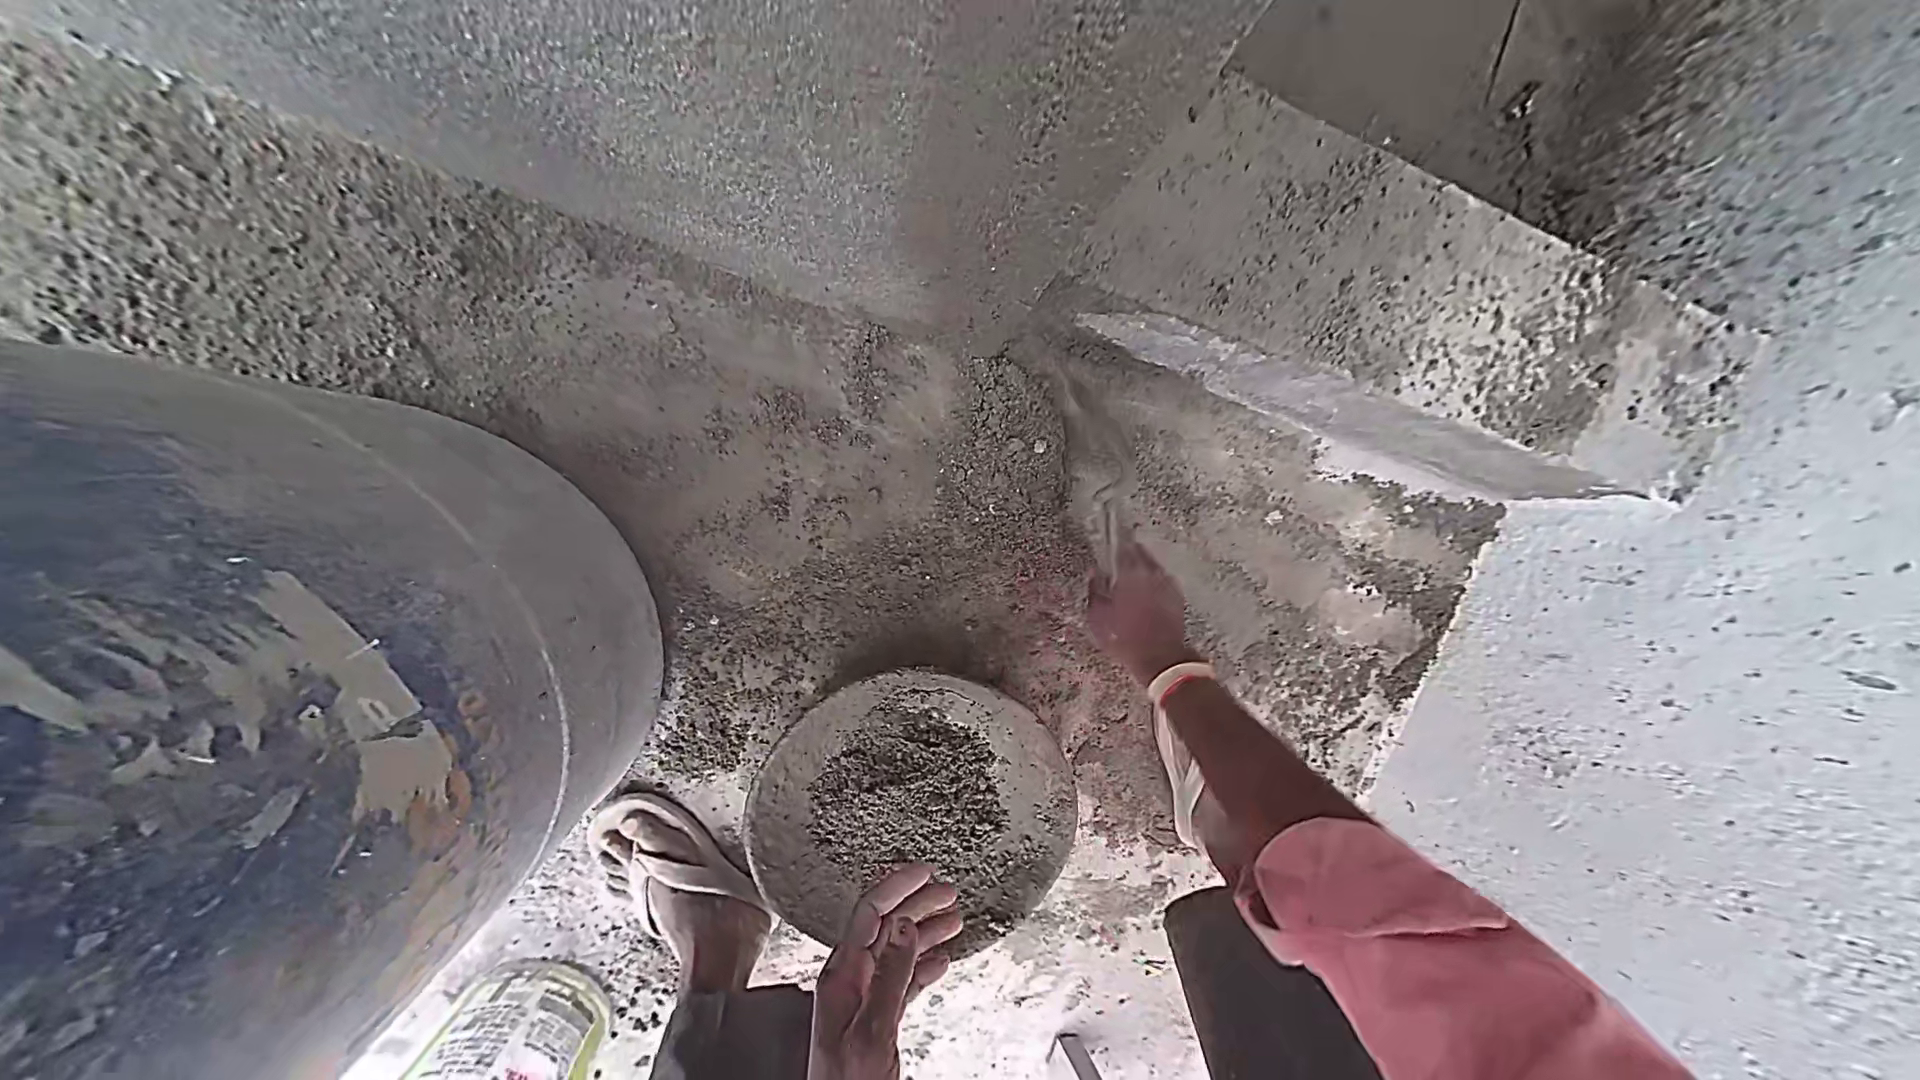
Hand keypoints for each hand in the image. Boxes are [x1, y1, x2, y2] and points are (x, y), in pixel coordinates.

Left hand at [808, 864, 962, 1079]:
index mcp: (842, 975)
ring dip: (926, 930)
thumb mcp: (872, 1030)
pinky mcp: (877, 1017)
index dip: (897, 886)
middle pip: (886, 925)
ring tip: (953, 918)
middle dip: (918, 903)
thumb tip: (904, 925)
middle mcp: (851, 979)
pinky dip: (923, 964)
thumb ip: (889, 975)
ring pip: (898, 949)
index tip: (924, 872)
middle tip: (948, 892)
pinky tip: (940, 959)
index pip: (870, 912)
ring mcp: (863, 997)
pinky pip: (902, 978)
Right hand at [1087, 535, 1197, 684]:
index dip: (1114, 541)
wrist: (1159, 658)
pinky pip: (1163, 579)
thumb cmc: (1125, 638)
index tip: (1109, 538)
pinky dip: (1154, 578)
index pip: (1122, 547)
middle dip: (1130, 550)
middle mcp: (1151, 573)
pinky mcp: (1177, 597)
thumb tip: (1094, 574)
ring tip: (1131, 569)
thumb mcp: (1099, 617)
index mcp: (1130, 573)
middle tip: (1120, 551)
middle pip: (1140, 552)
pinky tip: (1146, 586)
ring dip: (1142, 564)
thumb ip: (1095, 591)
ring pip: (1152, 565)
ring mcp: (1167, 584)